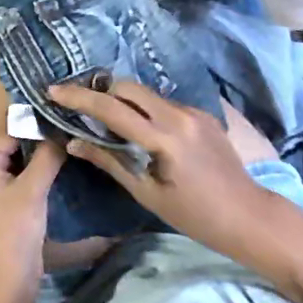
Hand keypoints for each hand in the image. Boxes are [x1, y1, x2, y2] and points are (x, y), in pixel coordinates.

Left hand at [0, 135, 64, 290]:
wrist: (9, 282)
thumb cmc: (14, 232)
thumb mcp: (32, 190)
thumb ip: (47, 156)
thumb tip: (64, 130)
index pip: (13, 131)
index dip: (39, 125)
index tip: (68, 118)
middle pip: (18, 144)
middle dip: (43, 139)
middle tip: (75, 128)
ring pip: (24, 161)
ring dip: (45, 155)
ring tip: (75, 143)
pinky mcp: (9, 201)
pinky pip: (27, 176)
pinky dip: (43, 171)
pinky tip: (66, 165)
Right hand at [48, 81, 274, 259]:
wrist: (248, 215)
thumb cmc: (195, 215)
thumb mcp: (147, 192)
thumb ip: (110, 161)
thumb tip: (73, 143)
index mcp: (164, 137)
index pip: (112, 108)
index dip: (79, 97)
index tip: (54, 91)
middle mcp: (179, 114)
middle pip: (129, 88)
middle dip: (100, 91)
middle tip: (77, 104)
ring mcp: (194, 111)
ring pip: (147, 94)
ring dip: (122, 99)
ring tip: (102, 116)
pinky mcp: (203, 114)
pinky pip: (164, 104)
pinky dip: (144, 109)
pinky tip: (137, 128)